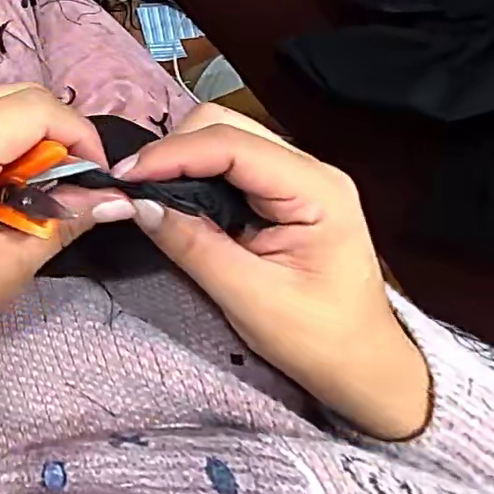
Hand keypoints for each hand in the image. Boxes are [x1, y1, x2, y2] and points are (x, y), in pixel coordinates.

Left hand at [0, 84, 110, 410]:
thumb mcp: (7, 264)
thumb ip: (66, 220)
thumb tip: (117, 198)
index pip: (38, 109)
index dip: (80, 135)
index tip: (96, 176)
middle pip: (23, 95)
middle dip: (61, 131)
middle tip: (72, 181)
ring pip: (4, 99)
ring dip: (36, 134)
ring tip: (40, 185)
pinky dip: (10, 136)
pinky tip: (9, 180)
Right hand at [114, 104, 431, 439]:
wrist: (366, 368)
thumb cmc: (321, 341)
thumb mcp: (251, 300)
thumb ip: (192, 245)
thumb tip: (138, 204)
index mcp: (316, 190)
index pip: (231, 145)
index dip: (173, 153)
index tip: (127, 176)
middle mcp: (308, 168)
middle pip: (225, 125)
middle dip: (174, 149)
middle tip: (135, 185)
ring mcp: (295, 174)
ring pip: (222, 135)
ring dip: (180, 157)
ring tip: (149, 189)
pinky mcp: (279, 188)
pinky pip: (226, 160)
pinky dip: (193, 170)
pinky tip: (175, 193)